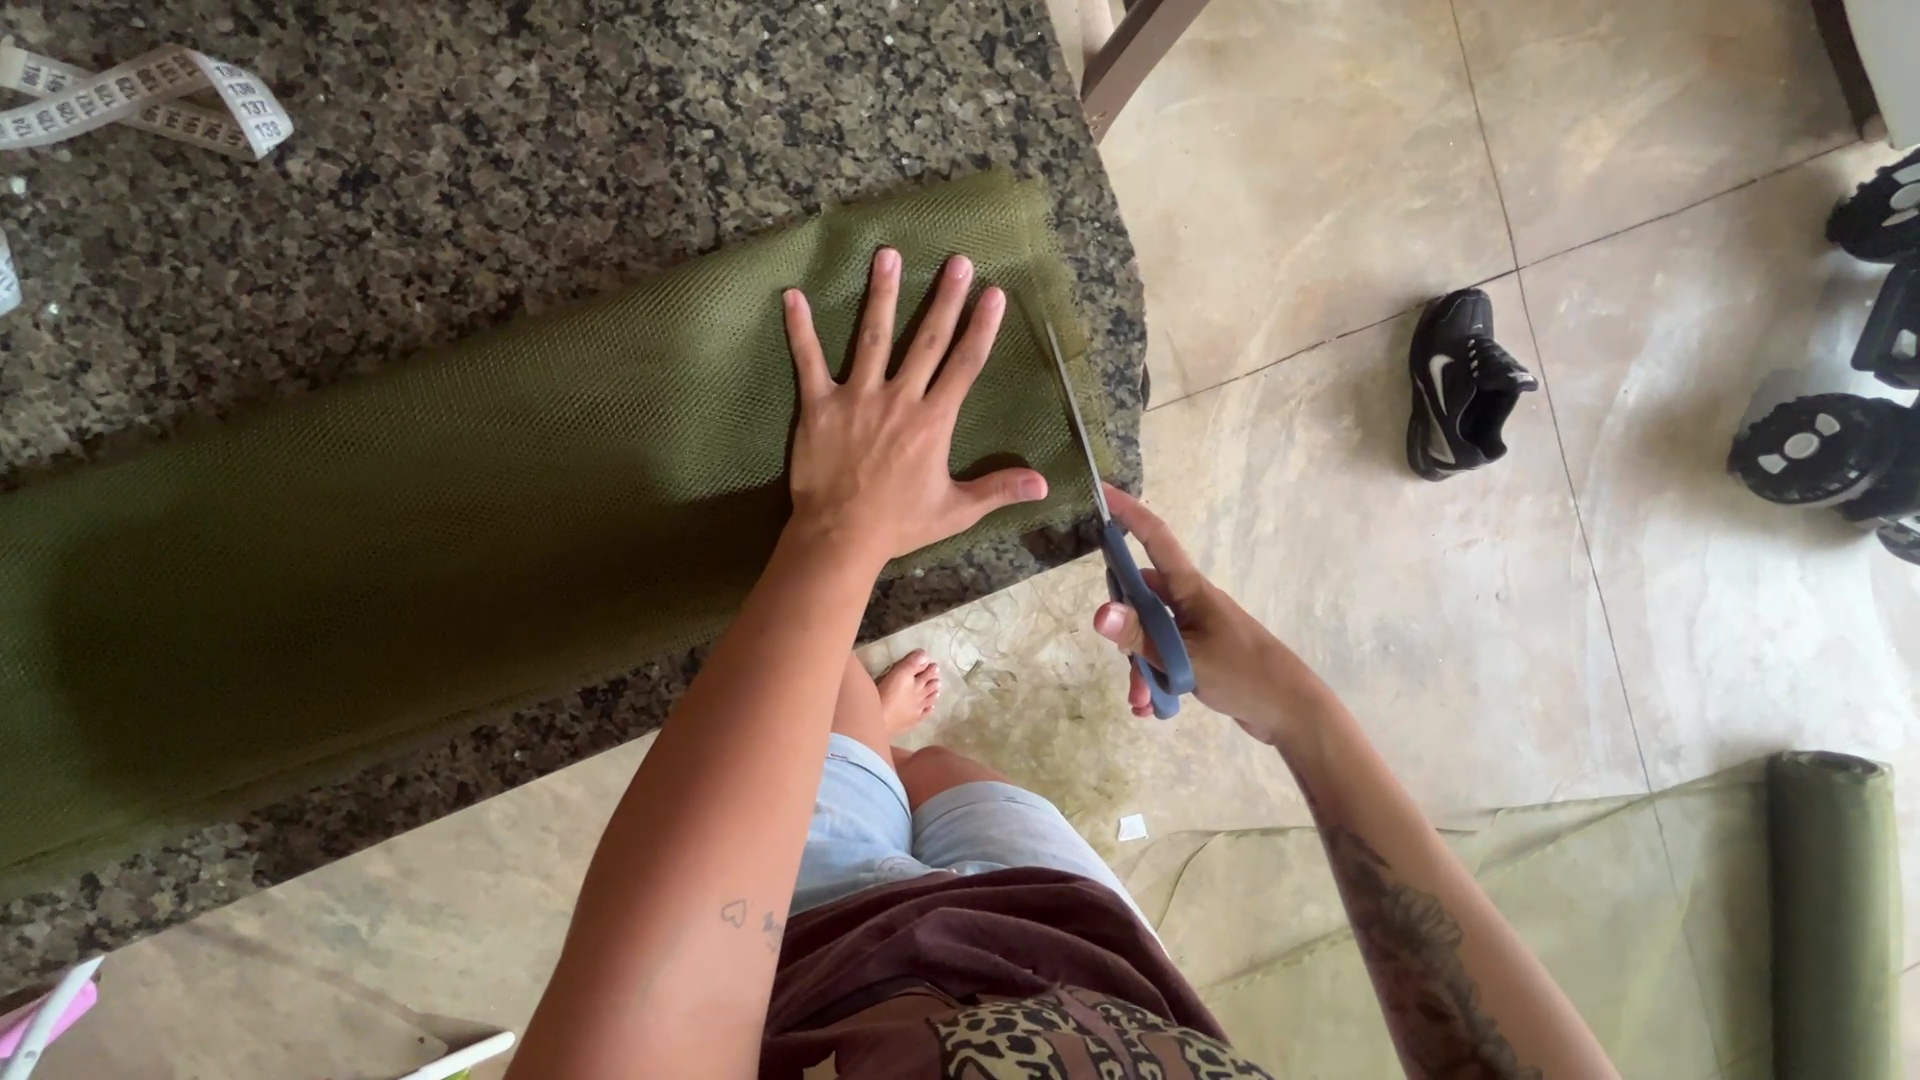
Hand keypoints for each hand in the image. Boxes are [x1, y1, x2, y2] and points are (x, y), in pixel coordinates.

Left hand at [783, 249, 1048, 566]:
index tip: (993, 294)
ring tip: (888, 256)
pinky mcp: (819, 405)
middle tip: (957, 261)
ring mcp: (857, 397)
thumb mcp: (956, 511)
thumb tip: (1045, 485)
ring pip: (873, 337)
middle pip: (927, 340)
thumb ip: (998, 490)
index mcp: (933, 421)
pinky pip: (809, 361)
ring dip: (882, 294)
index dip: (981, 328)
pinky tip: (792, 297)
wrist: (840, 537)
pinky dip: (799, 329)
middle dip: (945, 299)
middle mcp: (899, 399)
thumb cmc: (899, 524)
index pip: (964, 365)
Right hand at [1090, 483, 1329, 742]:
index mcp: (1190, 589)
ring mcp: (1196, 628)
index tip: (1101, 491)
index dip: (1128, 513)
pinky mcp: (1202, 654)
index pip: (1154, 538)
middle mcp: (1190, 602)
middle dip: (1125, 630)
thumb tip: (1098, 613)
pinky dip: (1155, 680)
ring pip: (1151, 636)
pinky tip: (1152, 707)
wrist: (1293, 711)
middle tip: (1121, 658)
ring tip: (1142, 700)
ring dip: (1140, 666)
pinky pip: (1165, 659)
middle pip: (1141, 600)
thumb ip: (1139, 636)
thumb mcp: (1184, 657)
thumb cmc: (1243, 674)